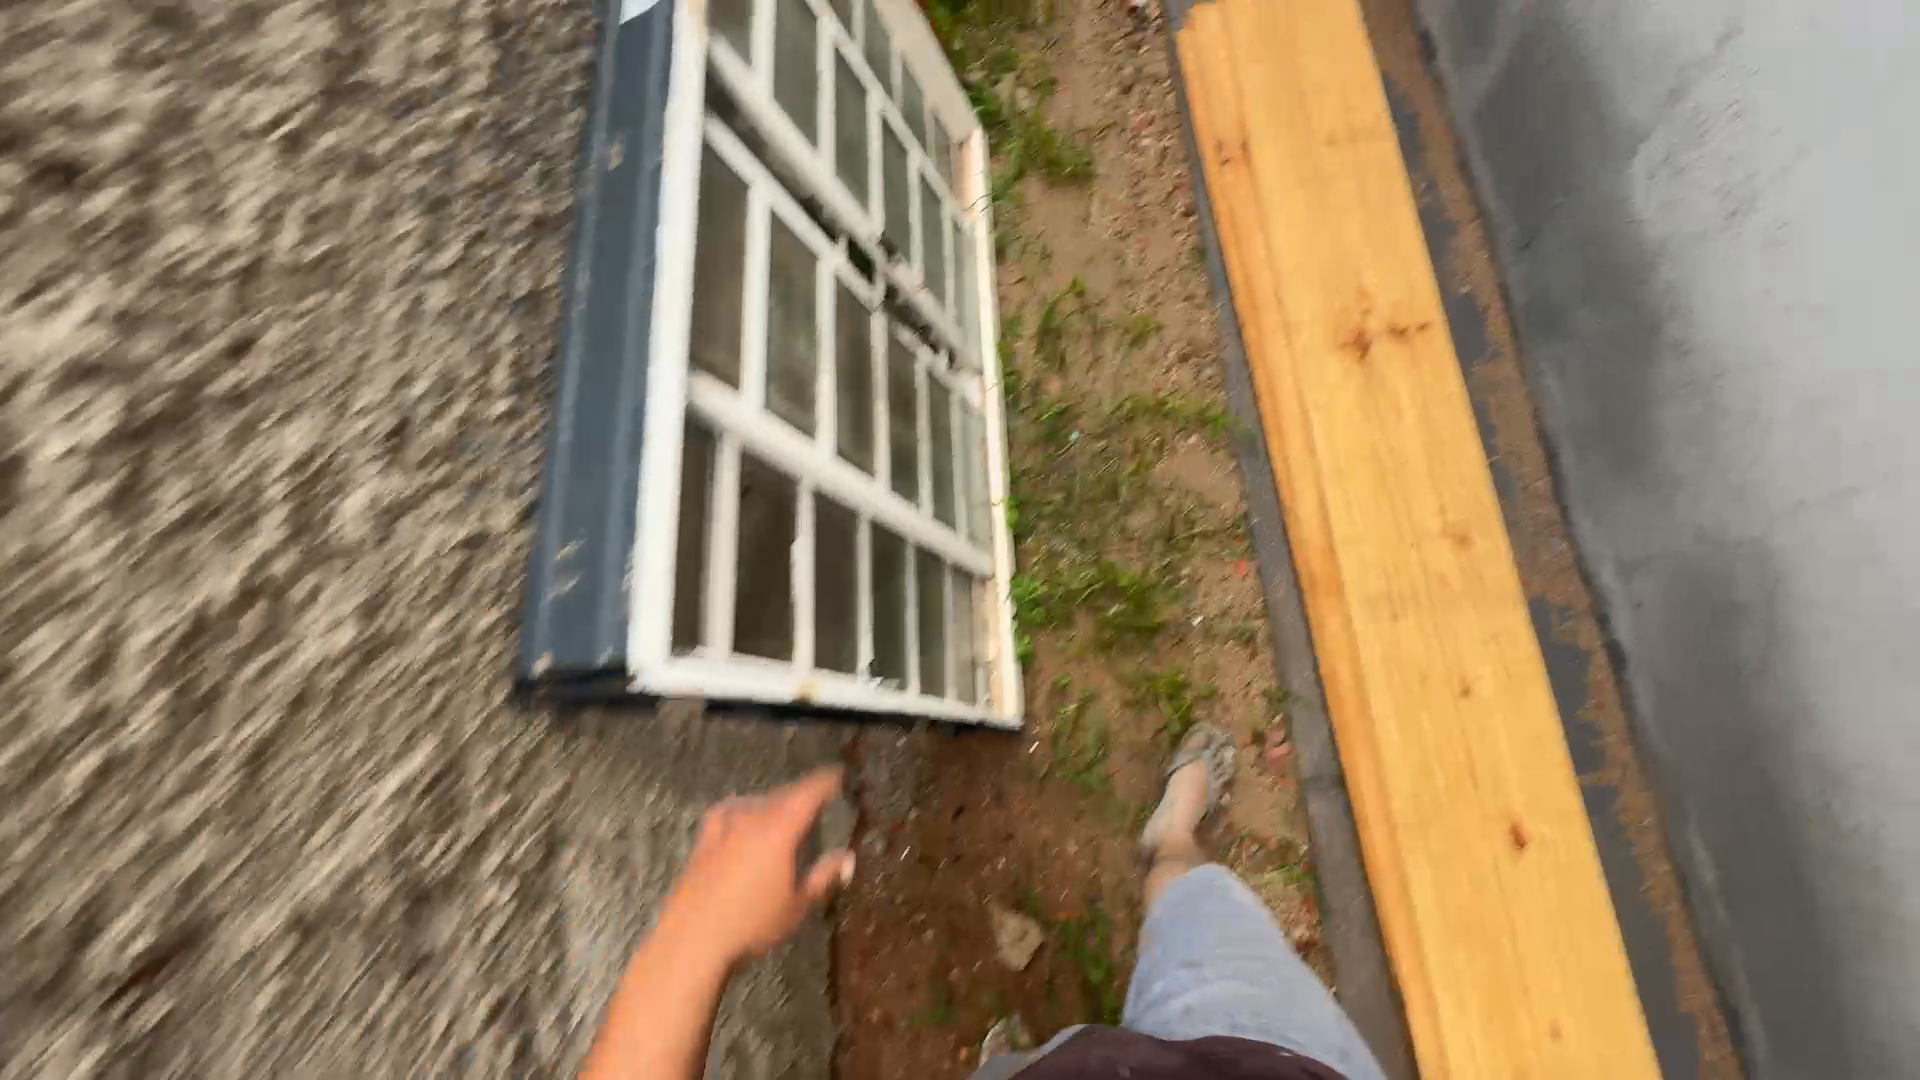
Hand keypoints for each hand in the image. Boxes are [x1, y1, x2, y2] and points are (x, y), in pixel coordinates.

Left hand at [657, 767, 855, 968]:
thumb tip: (846, 856)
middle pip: (784, 793)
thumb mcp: (797, 906)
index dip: (827, 781)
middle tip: (819, 800)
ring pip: (757, 801)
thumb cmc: (752, 925)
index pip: (809, 792)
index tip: (840, 776)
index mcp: (781, 829)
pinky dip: (742, 807)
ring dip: (776, 802)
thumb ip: (823, 876)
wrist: (692, 941)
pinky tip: (741, 815)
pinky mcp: (704, 839)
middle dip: (804, 793)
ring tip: (785, 811)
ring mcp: (725, 826)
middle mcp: (753, 818)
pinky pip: (728, 811)